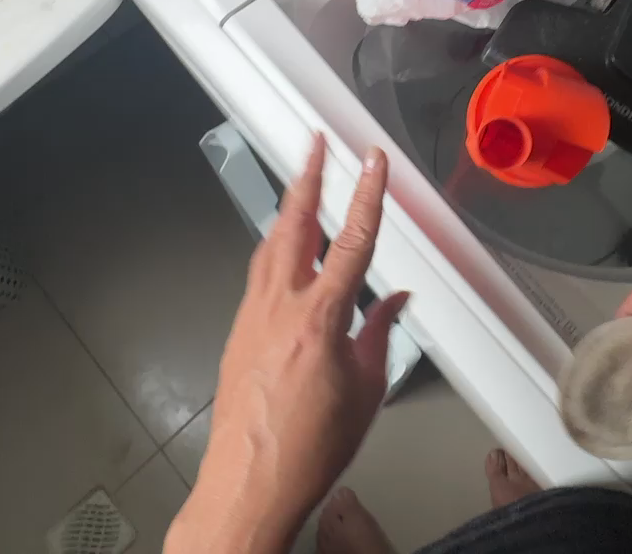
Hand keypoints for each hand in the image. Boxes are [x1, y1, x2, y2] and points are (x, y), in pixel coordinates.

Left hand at [167, 136, 407, 553]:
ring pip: (270, 244)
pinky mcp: (238, 330)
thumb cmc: (311, 446)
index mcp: (321, 318)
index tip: (374, 162)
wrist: (248, 486)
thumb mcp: (366, 389)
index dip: (367, 194)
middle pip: (295, 225)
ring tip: (299, 181)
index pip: (352, 241)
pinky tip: (282, 246)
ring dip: (288, 207)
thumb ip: (380, 332)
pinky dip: (274, 246)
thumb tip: (394, 301)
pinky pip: (258, 273)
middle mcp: (281, 307)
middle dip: (308, 178)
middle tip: (315, 145)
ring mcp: (253, 316)